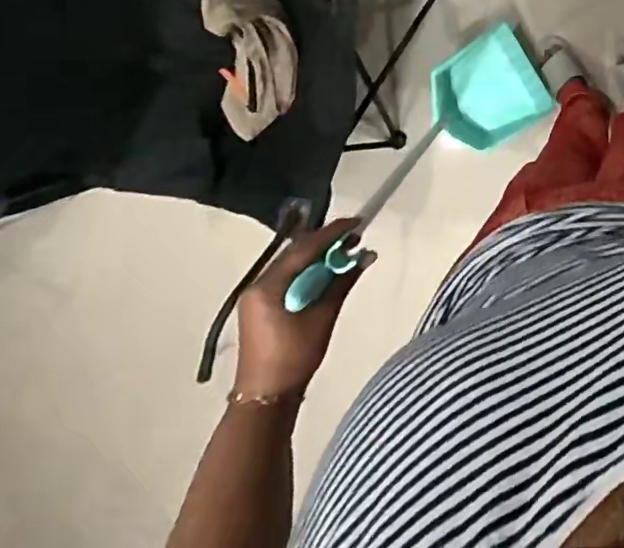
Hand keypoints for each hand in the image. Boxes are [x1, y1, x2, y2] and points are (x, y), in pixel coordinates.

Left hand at [233, 217, 374, 397]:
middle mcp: (258, 284)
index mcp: (267, 286)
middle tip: (355, 238)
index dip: (332, 233)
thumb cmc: (293, 359)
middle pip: (296, 253)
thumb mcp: (322, 318)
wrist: (265, 399)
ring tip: (346, 253)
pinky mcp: (261, 305)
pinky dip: (309, 272)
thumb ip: (342, 283)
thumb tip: (366, 255)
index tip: (356, 223)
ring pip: (292, 264)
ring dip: (318, 257)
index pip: (304, 248)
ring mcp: (257, 295)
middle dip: (326, 243)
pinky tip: (327, 272)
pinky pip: (288, 277)